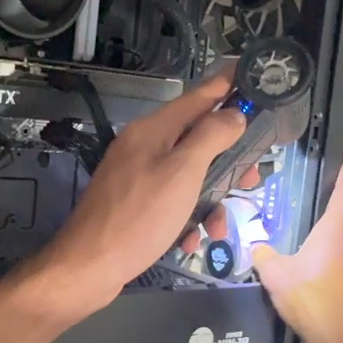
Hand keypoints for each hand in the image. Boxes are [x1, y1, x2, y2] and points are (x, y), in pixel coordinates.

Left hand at [34, 70, 245, 313]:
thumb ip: (210, 138)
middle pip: (196, 138)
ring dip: (209, 199)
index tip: (253, 76)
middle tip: (252, 178)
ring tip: (219, 225)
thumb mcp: (182, 174)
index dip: (226, 86)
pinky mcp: (133, 204)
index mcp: (152, 130)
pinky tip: (190, 240)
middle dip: (228, 159)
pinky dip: (186, 218)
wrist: (89, 266)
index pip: (197, 97)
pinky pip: (171, 201)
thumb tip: (232, 114)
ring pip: (187, 175)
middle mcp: (142, 147)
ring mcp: (136, 176)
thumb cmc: (139, 217)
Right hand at [252, 150, 342, 342]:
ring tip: (304, 231)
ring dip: (327, 231)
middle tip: (311, 193)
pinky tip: (309, 266)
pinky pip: (339, 259)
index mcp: (333, 234)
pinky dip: (327, 254)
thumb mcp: (276, 276)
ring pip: (341, 239)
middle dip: (332, 202)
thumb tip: (257, 247)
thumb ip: (264, 256)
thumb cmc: (311, 302)